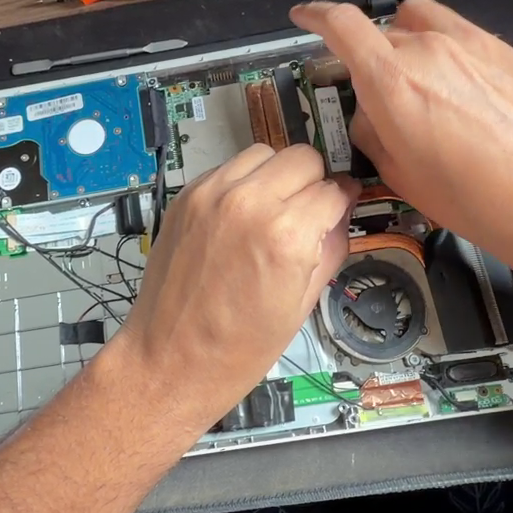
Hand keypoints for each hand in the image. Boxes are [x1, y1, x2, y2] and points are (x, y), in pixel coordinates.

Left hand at [113, 144, 355, 427]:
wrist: (170, 359)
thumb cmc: (240, 347)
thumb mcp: (304, 302)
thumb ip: (330, 245)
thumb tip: (342, 208)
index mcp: (286, 235)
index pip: (333, 189)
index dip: (342, 201)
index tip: (341, 208)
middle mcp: (248, 203)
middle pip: (302, 157)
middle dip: (313, 181)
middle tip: (307, 211)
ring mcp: (212, 194)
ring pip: (264, 153)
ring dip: (277, 175)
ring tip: (273, 210)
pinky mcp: (187, 195)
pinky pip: (229, 167)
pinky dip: (243, 182)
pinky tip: (242, 216)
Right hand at [290, 0, 512, 282]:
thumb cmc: (475, 199)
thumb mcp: (399, 173)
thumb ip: (371, 129)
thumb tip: (369, 112)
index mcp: (393, 81)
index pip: (341, 24)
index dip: (315, 15)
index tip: (304, 17)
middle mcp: (428, 50)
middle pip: (377, 32)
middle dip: (363, 55)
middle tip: (370, 90)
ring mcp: (469, 44)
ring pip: (415, 23)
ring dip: (400, 41)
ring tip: (410, 78)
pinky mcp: (501, 49)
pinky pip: (453, 30)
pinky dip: (437, 44)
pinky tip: (451, 84)